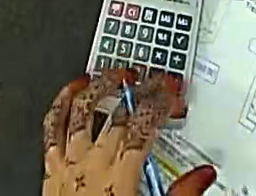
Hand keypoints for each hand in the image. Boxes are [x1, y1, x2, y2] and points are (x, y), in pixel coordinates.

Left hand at [42, 68, 216, 195]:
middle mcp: (93, 163)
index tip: (173, 93)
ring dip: (103, 85)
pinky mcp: (51, 170)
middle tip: (157, 81)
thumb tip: (204, 175)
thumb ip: (181, 194)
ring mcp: (70, 163)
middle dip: (143, 90)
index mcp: (119, 177)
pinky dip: (63, 101)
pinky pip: (52, 127)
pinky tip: (75, 87)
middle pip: (121, 112)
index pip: (145, 124)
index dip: (162, 102)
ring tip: (119, 72)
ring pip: (85, 108)